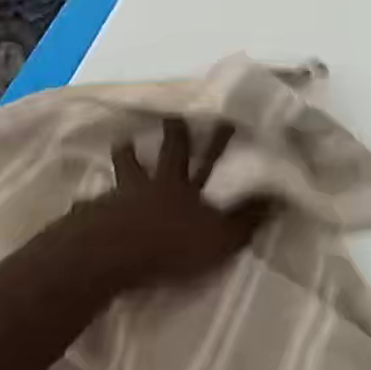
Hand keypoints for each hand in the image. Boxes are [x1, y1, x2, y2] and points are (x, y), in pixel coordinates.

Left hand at [61, 118, 272, 291]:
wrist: (111, 254)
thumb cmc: (172, 245)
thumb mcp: (221, 237)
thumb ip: (248, 219)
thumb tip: (279, 196)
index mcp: (185, 187)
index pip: (206, 158)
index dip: (216, 139)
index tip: (224, 115)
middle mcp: (154, 184)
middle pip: (165, 153)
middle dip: (172, 134)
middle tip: (170, 114)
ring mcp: (122, 196)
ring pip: (127, 168)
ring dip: (127, 154)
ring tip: (124, 141)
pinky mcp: (96, 213)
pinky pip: (98, 199)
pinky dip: (97, 196)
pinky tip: (91, 197)